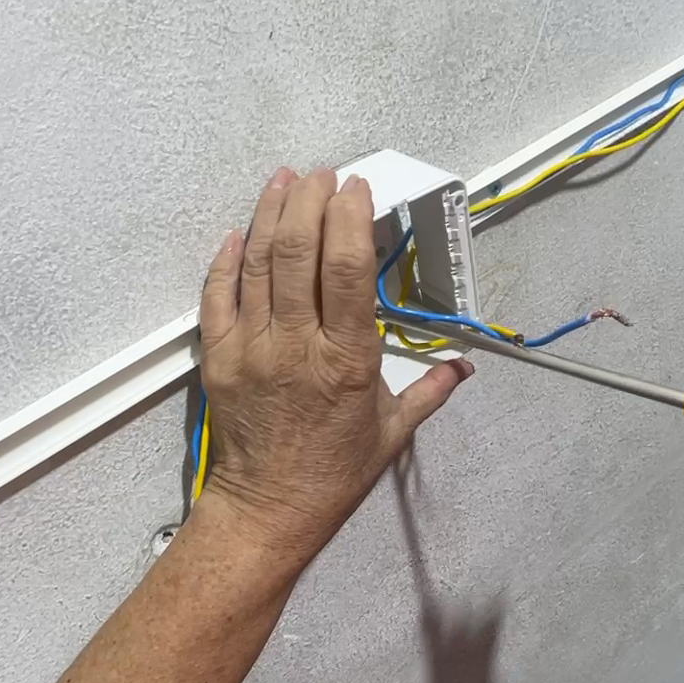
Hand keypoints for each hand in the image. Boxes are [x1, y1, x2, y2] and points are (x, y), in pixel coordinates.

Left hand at [193, 166, 471, 559]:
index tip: (355, 188)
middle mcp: (297, 345)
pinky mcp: (218, 358)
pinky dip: (227, 259)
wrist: (269, 507)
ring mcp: (251, 349)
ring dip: (269, 214)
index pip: (349, 269)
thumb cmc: (335, 472)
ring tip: (283, 180)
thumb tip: (466, 367)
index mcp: (347, 359)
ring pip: (257, 264)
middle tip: (319, 175)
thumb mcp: (392, 434)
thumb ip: (430, 392)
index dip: (351, 218)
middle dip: (308, 201)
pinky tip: (239, 231)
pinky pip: (217, 297)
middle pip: (298, 252)